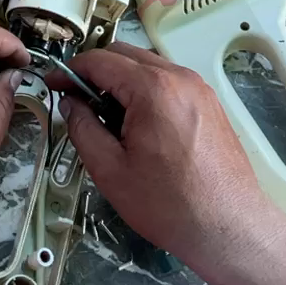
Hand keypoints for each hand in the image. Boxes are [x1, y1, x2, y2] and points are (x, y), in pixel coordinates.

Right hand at [56, 43, 285, 266]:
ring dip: (120, 78)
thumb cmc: (168, 204)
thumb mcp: (110, 170)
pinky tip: (139, 123)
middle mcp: (178, 76)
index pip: (99, 61)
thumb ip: (83, 128)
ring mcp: (198, 87)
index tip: (53, 85)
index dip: (70, 70)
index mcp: (152, 88)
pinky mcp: (210, 102)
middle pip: (124, 53)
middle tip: (77, 101)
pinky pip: (167, 80)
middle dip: (95, 71)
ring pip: (147, 64)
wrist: (232, 230)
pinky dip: (145, 88)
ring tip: (108, 116)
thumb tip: (72, 103)